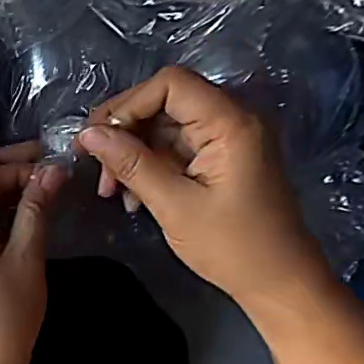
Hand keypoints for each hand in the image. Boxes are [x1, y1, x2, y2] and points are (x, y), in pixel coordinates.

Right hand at [80, 66, 329, 307]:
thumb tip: (89, 134)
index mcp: (230, 124)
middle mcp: (230, 120)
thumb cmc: (230, 244)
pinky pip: (170, 148)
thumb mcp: (173, 205)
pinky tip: (131, 196)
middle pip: (162, 102)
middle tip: (96, 170)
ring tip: (110, 191)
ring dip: (128, 154)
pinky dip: (144, 167)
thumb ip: (131, 164)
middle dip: (122, 131)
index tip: (96, 142)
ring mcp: (223, 140)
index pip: (170, 85)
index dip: (126, 106)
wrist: (275, 278)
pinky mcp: (215, 159)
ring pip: (161, 127)